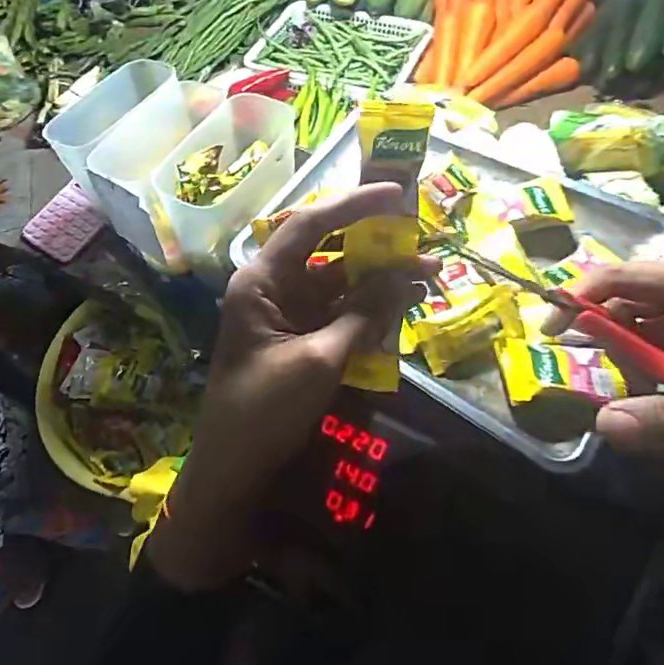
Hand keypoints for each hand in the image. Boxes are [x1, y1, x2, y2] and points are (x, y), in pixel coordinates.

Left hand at [149, 184, 423, 588]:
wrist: (235, 470)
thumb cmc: (265, 410)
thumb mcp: (319, 360)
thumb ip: (363, 315)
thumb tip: (403, 278)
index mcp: (262, 281)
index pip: (310, 225)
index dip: (354, 205)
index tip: (396, 194)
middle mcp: (274, 287)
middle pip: (330, 250)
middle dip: (376, 244)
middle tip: (421, 238)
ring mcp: (289, 314)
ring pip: (341, 282)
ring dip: (380, 278)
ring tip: (428, 274)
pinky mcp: (302, 338)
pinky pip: (341, 312)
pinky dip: (371, 309)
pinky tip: (404, 304)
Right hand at [551, 262, 663, 463]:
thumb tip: (603, 424)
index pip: (632, 275)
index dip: (584, 295)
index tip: (549, 324)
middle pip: (641, 297)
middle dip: (601, 324)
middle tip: (565, 355)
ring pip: (659, 323)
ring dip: (629, 346)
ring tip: (598, 374)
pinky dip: (658, 363)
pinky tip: (647, 387)